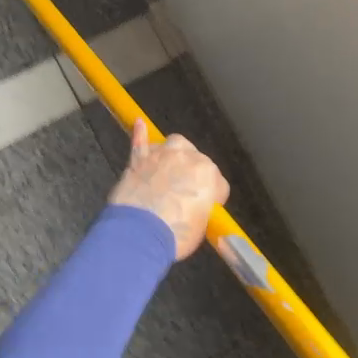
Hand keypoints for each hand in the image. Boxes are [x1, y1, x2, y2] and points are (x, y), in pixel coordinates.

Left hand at [107, 119, 229, 260]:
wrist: (140, 232)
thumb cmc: (176, 234)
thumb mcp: (201, 227)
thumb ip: (200, 210)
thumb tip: (192, 210)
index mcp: (209, 175)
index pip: (218, 183)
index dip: (210, 197)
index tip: (203, 208)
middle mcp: (188, 158)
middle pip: (196, 159)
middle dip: (192, 173)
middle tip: (184, 192)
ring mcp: (162, 155)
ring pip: (173, 144)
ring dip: (173, 154)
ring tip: (169, 167)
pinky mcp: (139, 159)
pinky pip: (141, 141)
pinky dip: (140, 133)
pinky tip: (139, 123)